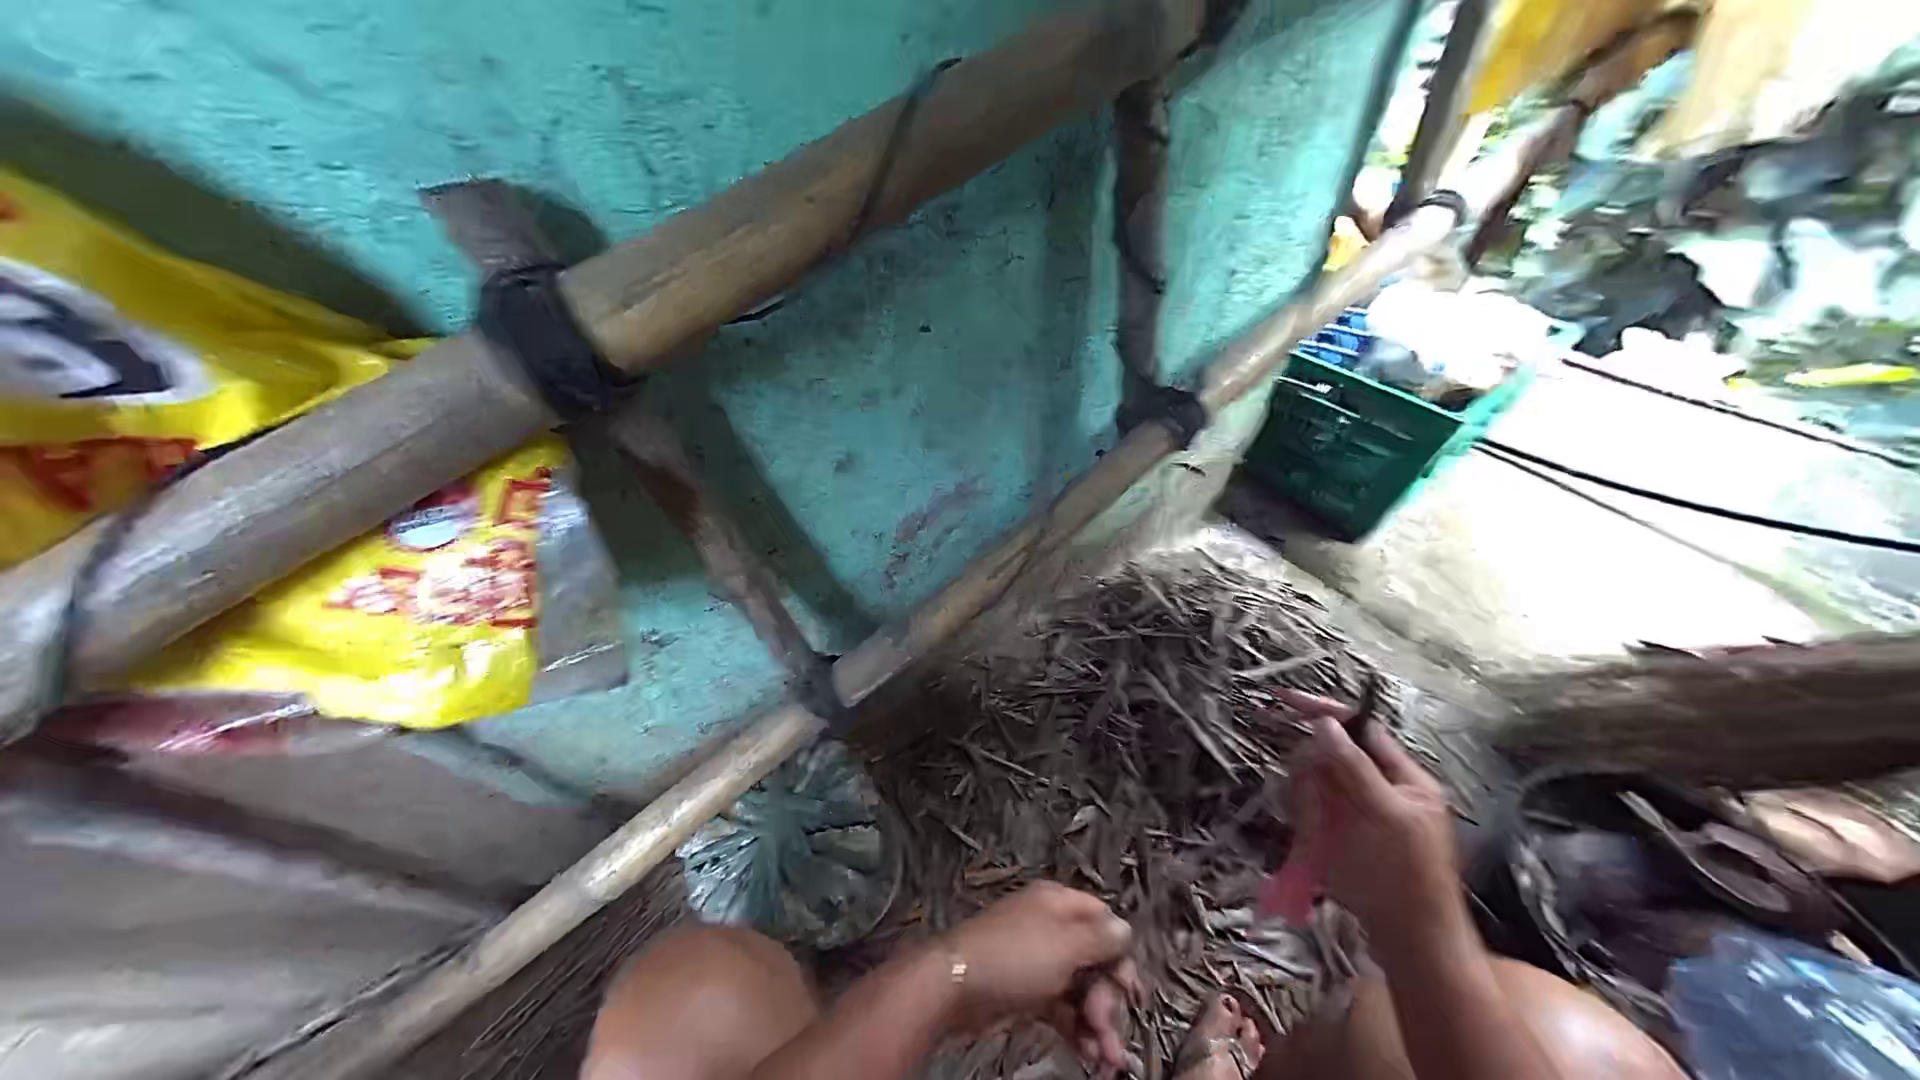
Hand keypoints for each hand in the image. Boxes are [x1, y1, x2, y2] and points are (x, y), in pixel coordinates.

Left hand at [940, 882, 1142, 1074]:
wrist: (954, 985)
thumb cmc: (1014, 956)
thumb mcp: (1065, 944)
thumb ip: (1101, 939)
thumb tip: (1125, 929)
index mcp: (1058, 903)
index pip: (1103, 920)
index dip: (1120, 953)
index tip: (1131, 990)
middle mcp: (1051, 927)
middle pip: (1095, 960)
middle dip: (1108, 997)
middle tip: (1106, 1025)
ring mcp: (1038, 960)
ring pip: (1080, 989)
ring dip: (1097, 1023)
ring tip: (1106, 1058)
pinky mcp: (1027, 991)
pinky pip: (1062, 1008)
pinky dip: (1076, 1029)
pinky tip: (1089, 1055)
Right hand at [1278, 691, 1461, 953]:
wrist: (1408, 940)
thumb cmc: (1410, 876)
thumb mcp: (1389, 815)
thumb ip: (1356, 767)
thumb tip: (1324, 723)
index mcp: (1400, 776)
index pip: (1359, 728)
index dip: (1325, 711)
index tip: (1284, 699)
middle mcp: (1371, 785)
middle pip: (1327, 751)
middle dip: (1311, 765)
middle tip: (1312, 796)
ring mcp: (1349, 808)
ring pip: (1309, 776)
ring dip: (1304, 794)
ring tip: (1316, 826)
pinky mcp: (1328, 830)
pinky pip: (1302, 803)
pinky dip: (1300, 812)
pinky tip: (1309, 834)